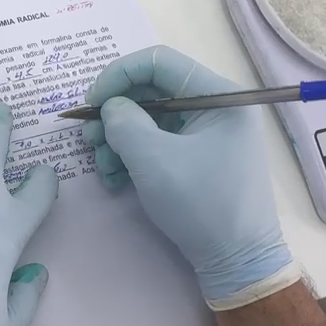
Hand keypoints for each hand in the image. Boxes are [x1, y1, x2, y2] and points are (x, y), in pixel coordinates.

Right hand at [81, 46, 301, 309]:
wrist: (236, 262)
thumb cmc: (201, 204)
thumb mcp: (153, 159)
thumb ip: (123, 122)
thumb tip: (110, 108)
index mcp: (218, 97)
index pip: (157, 62)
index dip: (116, 75)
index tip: (90, 103)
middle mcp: (213, 108)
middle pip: (148, 91)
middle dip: (113, 113)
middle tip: (89, 138)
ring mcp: (204, 134)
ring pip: (146, 118)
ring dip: (116, 138)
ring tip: (103, 165)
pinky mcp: (194, 158)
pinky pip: (154, 142)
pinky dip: (129, 155)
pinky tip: (116, 177)